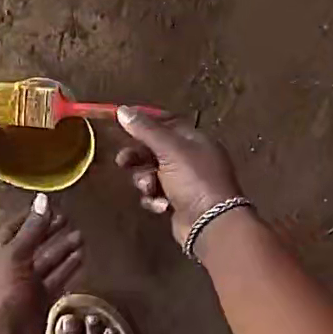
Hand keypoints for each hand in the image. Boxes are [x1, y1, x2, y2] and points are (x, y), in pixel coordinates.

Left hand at [0, 195, 84, 333]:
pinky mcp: (41, 299)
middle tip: (69, 220)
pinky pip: (56, 279)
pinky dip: (68, 268)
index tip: (48, 207)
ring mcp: (27, 284)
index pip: (14, 229)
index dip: (29, 218)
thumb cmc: (4, 290)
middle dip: (50, 231)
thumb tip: (43, 199)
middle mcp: (13, 266)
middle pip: (33, 244)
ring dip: (63, 249)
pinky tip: (81, 257)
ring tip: (81, 236)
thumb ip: (32, 228)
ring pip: (48, 261)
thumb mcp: (16, 254)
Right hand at [114, 106, 243, 243]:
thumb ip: (145, 130)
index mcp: (194, 139)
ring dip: (145, 180)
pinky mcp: (177, 202)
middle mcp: (190, 158)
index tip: (122, 122)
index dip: (144, 121)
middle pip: (154, 149)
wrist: (210, 223)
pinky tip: (161, 205)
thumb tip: (123, 110)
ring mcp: (184, 181)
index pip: (166, 122)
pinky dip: (154, 199)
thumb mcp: (170, 150)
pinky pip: (155, 194)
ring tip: (150, 188)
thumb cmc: (194, 180)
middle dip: (137, 156)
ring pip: (151, 173)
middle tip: (122, 162)